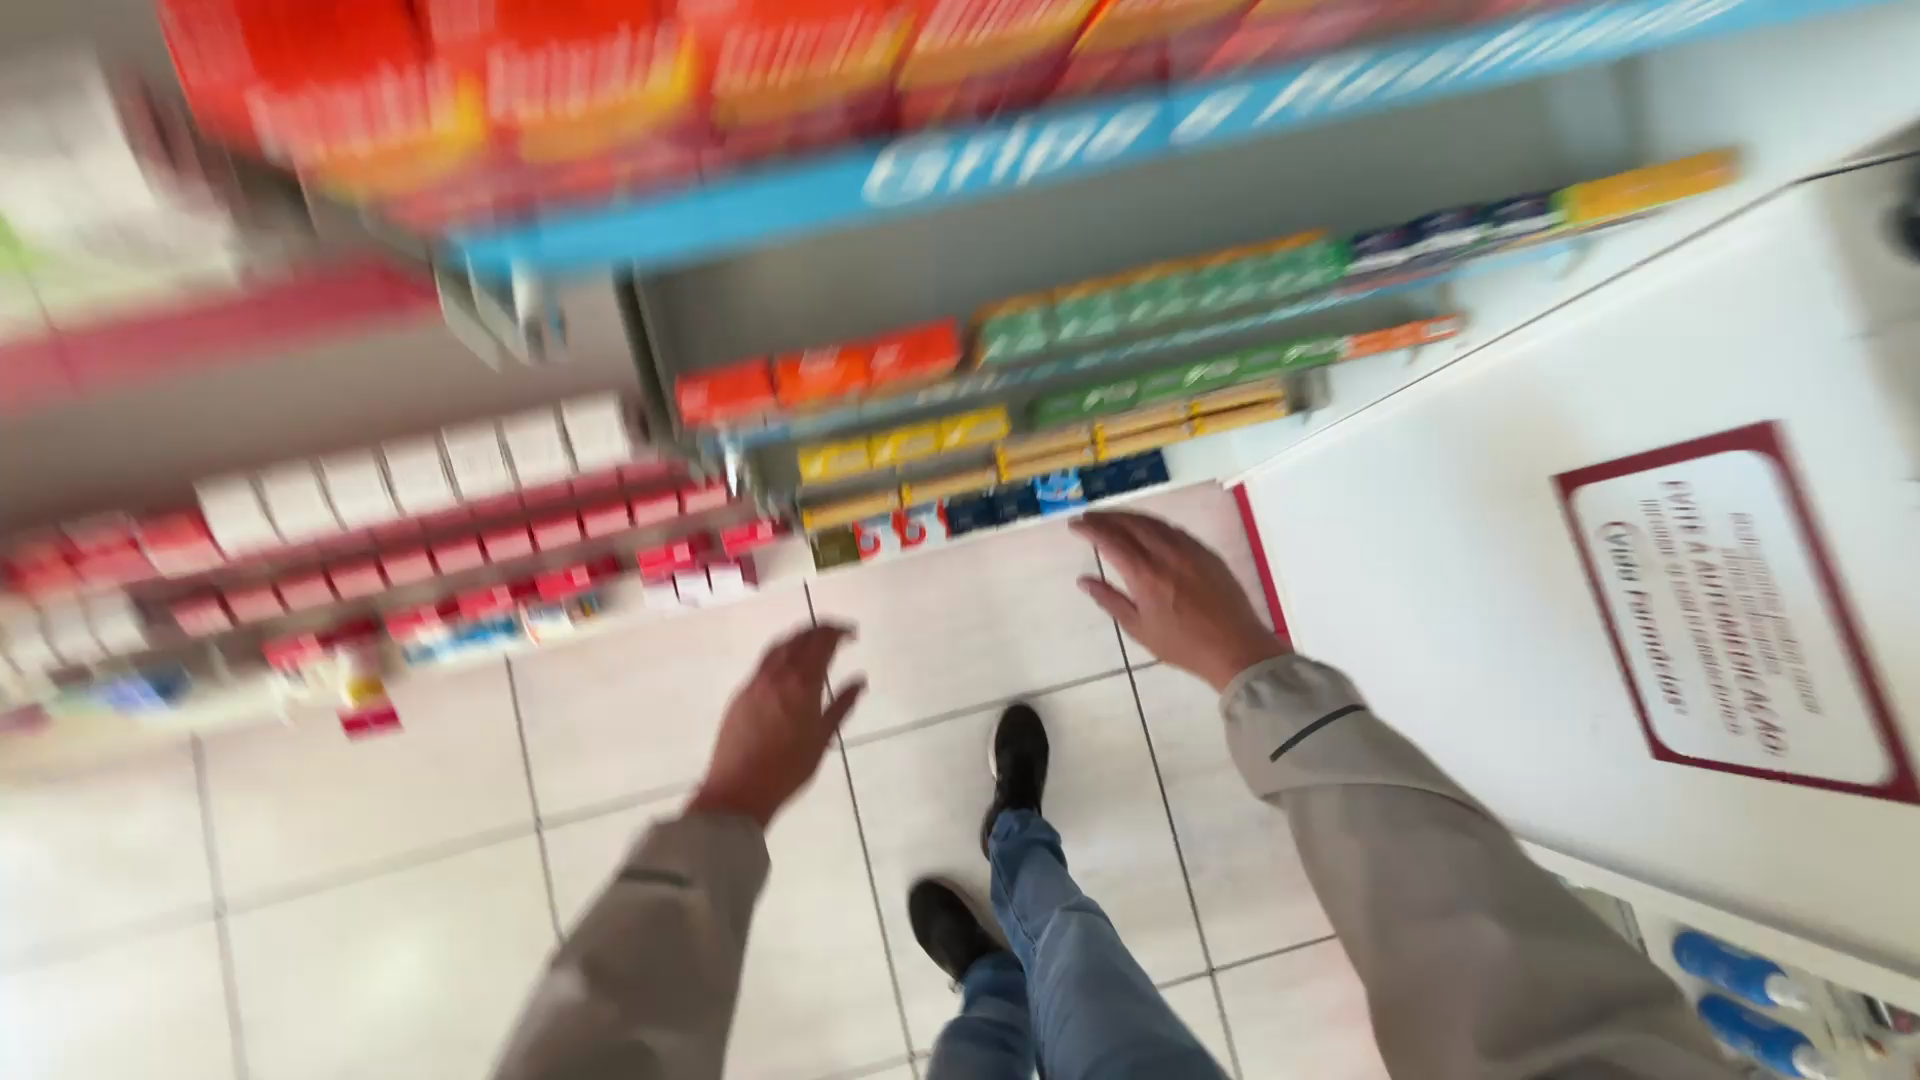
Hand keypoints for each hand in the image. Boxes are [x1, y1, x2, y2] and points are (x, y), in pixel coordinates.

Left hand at [687, 624, 866, 827]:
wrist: (738, 790)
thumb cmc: (788, 769)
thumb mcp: (823, 738)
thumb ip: (842, 705)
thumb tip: (860, 681)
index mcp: (802, 684)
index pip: (823, 643)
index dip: (839, 632)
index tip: (853, 633)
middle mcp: (778, 674)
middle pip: (800, 637)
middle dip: (821, 629)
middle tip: (838, 632)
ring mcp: (756, 681)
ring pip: (780, 645)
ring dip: (799, 636)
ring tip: (814, 640)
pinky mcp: (742, 692)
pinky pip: (765, 660)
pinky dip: (782, 651)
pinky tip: (789, 663)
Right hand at [1070, 510, 1288, 692]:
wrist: (1236, 647)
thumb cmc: (1183, 645)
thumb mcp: (1139, 629)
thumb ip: (1110, 600)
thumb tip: (1084, 580)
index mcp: (1145, 574)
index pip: (1111, 540)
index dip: (1090, 529)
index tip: (1075, 525)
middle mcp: (1166, 554)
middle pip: (1131, 524)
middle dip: (1106, 517)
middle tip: (1089, 517)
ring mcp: (1189, 550)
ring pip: (1153, 522)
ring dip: (1129, 516)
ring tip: (1112, 518)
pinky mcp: (1206, 552)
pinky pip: (1174, 529)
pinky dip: (1153, 524)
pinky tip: (1147, 529)